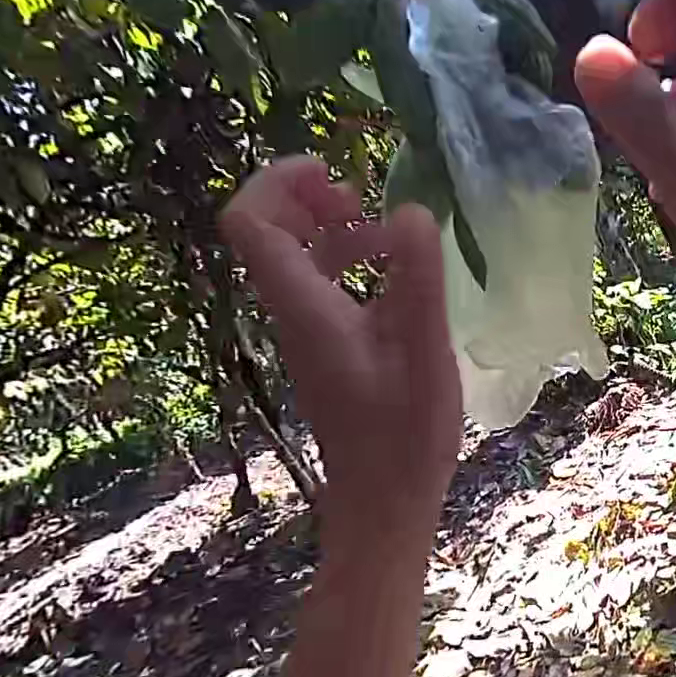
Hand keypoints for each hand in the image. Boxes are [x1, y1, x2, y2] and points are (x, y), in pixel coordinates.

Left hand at [220, 156, 461, 540]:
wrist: (384, 503)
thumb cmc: (405, 436)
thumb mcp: (422, 353)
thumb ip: (416, 280)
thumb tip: (409, 210)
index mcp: (306, 309)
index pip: (252, 224)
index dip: (279, 181)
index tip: (334, 173)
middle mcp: (295, 316)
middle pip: (266, 234)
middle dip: (306, 198)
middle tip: (360, 200)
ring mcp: (309, 335)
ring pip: (298, 261)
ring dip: (335, 232)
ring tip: (391, 237)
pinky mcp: (328, 351)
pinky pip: (323, 289)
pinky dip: (352, 266)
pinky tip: (398, 282)